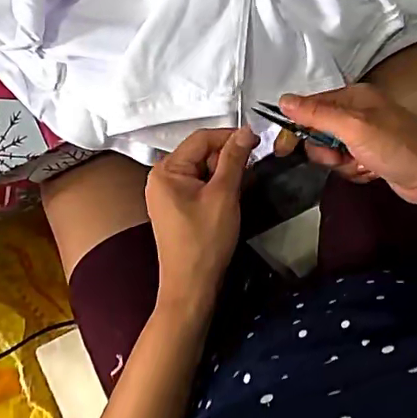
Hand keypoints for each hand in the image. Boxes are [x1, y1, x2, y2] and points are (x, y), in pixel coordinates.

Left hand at [146, 126, 256, 313]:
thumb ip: (234, 159)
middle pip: (200, 152)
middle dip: (227, 158)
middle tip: (250, 169)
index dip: (230, 137)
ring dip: (224, 173)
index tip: (256, 140)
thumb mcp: (224, 195)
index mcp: (165, 170)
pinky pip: (198, 185)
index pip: (201, 138)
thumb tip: (245, 132)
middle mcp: (160, 177)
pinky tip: (231, 196)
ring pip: (201, 169)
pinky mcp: (175, 206)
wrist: (191, 285)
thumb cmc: (204, 242)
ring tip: (241, 186)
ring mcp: (166, 193)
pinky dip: (216, 186)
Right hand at [279, 85, 416, 204]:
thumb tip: (283, 100)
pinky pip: (345, 163)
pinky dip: (352, 170)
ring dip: (340, 163)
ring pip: (330, 151)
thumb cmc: (398, 146)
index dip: (295, 126)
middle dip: (324, 150)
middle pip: (317, 131)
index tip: (285, 147)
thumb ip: (317, 113)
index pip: (310, 106)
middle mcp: (357, 112)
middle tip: (337, 157)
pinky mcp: (370, 155)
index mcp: (353, 97)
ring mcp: (364, 135)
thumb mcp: (353, 127)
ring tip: (359, 164)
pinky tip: (369, 171)